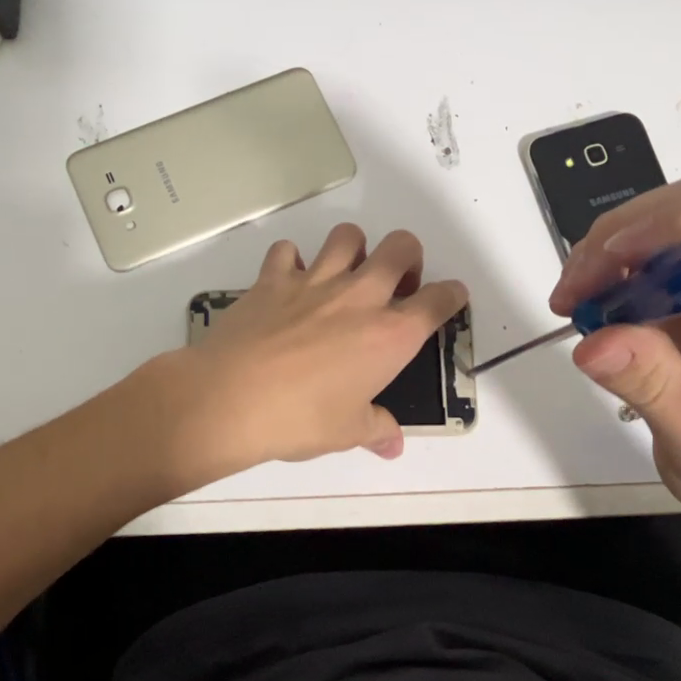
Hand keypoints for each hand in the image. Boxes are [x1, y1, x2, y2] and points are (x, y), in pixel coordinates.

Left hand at [178, 224, 467, 466]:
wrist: (230, 399)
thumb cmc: (299, 420)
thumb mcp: (346, 432)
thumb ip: (376, 430)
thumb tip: (393, 444)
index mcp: (391, 335)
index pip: (437, 300)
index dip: (451, 295)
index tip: (450, 297)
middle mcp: (359, 297)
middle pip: (401, 247)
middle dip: (408, 257)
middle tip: (396, 284)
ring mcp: (314, 282)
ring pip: (348, 235)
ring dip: (355, 248)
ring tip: (346, 274)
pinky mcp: (272, 279)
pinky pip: (287, 250)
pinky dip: (292, 260)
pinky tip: (289, 281)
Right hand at [550, 170, 680, 541]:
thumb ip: (658, 391)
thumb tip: (593, 342)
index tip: (623, 255)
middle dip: (640, 230)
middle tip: (580, 282)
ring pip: (678, 222)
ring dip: (616, 246)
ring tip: (571, 296)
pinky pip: (656, 256)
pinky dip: (611, 268)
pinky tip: (584, 303)